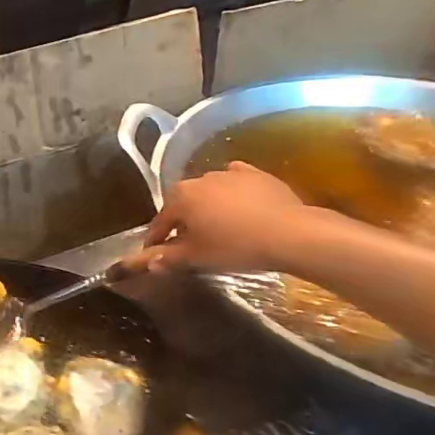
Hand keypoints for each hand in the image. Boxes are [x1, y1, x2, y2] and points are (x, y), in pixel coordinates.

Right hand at [129, 161, 307, 273]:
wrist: (288, 232)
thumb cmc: (235, 246)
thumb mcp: (198, 258)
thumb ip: (168, 258)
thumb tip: (147, 262)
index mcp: (181, 196)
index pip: (160, 221)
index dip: (156, 239)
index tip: (155, 252)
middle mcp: (200, 178)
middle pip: (184, 202)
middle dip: (182, 221)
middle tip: (188, 243)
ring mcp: (229, 173)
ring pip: (210, 191)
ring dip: (208, 207)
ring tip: (217, 228)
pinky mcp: (255, 174)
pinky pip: (236, 182)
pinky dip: (233, 193)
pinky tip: (239, 206)